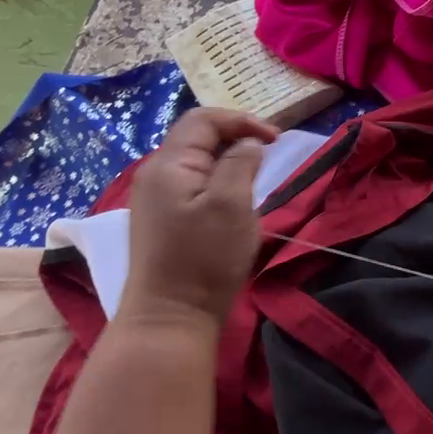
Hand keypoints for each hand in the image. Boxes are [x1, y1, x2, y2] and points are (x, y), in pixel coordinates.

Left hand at [123, 108, 277, 324]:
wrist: (171, 313)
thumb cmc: (205, 257)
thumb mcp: (232, 204)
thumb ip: (241, 164)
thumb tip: (250, 143)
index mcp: (168, 165)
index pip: (203, 120)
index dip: (242, 120)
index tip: (277, 138)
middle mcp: (155, 174)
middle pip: (197, 136)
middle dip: (236, 135)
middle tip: (271, 151)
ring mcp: (156, 198)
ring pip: (196, 160)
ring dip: (229, 157)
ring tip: (258, 171)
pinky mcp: (164, 217)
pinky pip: (194, 181)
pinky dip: (220, 177)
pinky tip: (237, 195)